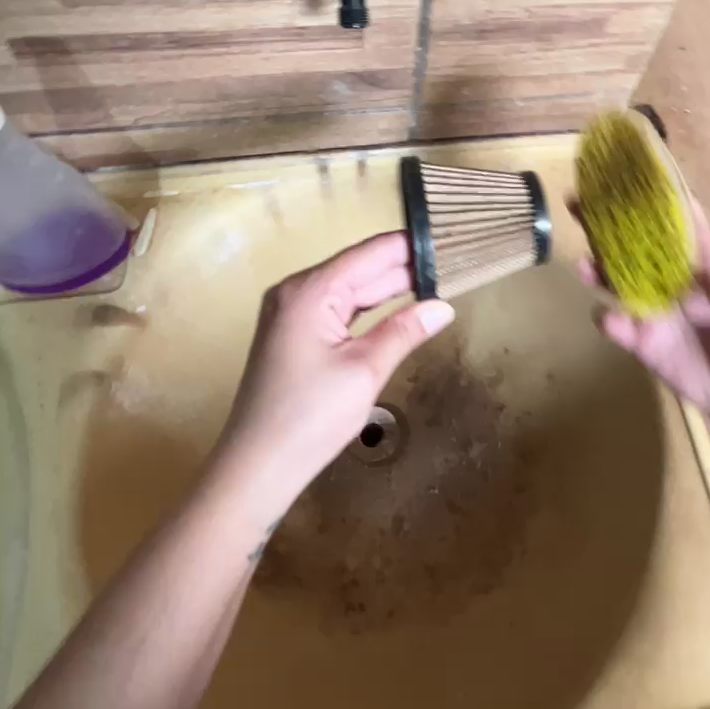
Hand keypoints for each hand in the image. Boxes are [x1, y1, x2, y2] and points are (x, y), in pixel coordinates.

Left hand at [217, 231, 454, 506]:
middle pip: (360, 268)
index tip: (449, 240)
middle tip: (453, 263)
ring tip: (437, 280)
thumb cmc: (310, 418)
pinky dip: (370, 308)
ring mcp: (292, 312)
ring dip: (390, 287)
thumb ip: (405, 331)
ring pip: (351, 289)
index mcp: (310, 291)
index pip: (370, 254)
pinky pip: (339, 309)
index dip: (410, 247)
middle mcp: (297, 291)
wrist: (256, 468)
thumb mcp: (365, 371)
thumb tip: (444, 306)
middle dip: (405, 267)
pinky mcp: (295, 334)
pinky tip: (400, 306)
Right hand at [577, 204, 709, 429]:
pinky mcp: (644, 343)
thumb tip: (688, 302)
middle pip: (638, 247)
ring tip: (584, 260)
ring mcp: (656, 313)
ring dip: (598, 268)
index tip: (641, 178)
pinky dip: (609, 320)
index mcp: (707, 270)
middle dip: (612, 224)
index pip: (686, 227)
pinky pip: (618, 325)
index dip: (667, 201)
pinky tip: (610, 318)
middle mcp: (675, 284)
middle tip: (583, 203)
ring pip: (618, 281)